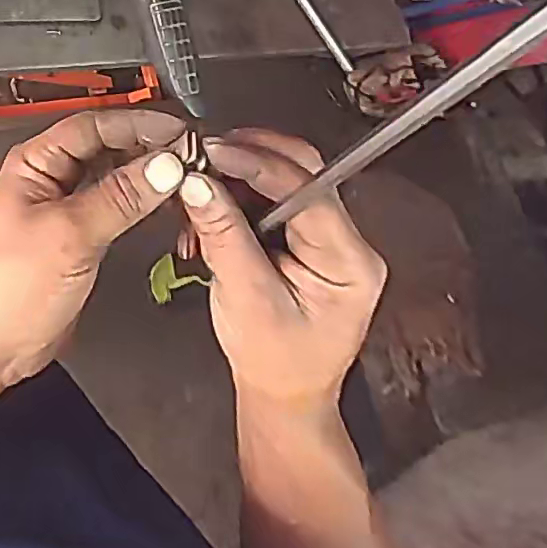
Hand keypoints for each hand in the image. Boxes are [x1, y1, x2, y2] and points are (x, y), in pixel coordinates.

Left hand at [0, 109, 188, 386]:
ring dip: (149, 172)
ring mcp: (68, 204)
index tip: (178, 133)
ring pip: (116, 174)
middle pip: (107, 145)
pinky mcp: (82, 231)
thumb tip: (167, 165)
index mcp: (37, 162)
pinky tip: (167, 201)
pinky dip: (144, 199)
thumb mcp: (70, 234)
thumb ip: (121, 197)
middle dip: (148, 146)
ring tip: (186, 174)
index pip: (94, 126)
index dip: (138, 125)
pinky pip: (118, 203)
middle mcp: (52, 176)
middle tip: (190, 153)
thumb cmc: (9, 288)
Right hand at [179, 129, 386, 412]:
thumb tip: (197, 183)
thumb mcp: (246, 299)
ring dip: (238, 175)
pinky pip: (269, 195)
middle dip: (251, 156)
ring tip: (200, 186)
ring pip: (283, 176)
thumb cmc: (277, 362)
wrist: (284, 394)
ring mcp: (324, 234)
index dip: (257, 164)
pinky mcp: (302, 233)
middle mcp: (345, 239)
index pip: (306, 189)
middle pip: (303, 170)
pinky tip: (211, 206)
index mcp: (349, 260)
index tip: (214, 153)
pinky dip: (236, 193)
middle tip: (205, 155)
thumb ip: (222, 235)